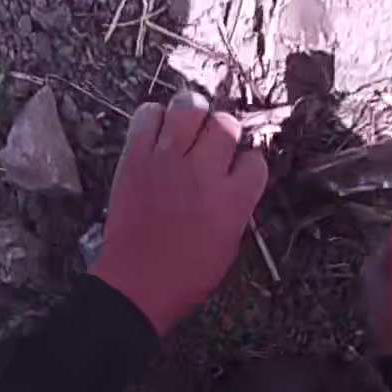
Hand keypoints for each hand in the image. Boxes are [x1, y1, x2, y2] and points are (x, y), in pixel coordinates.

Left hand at [89, 90, 268, 333]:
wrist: (138, 283)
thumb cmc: (185, 275)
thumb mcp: (227, 246)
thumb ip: (235, 209)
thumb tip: (235, 188)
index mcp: (234, 200)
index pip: (255, 160)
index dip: (249, 163)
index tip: (239, 169)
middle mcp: (204, 173)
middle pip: (225, 125)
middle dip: (224, 132)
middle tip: (213, 144)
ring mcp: (168, 160)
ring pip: (189, 108)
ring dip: (192, 114)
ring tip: (188, 127)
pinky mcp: (137, 157)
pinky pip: (147, 116)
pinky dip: (154, 117)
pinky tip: (158, 132)